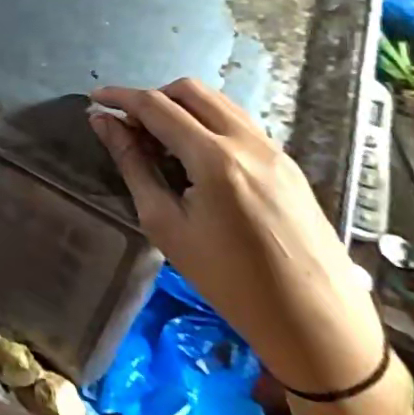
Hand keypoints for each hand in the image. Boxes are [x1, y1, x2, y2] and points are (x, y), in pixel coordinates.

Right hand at [91, 80, 386, 394]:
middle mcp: (246, 140)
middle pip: (189, 90)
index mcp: (214, 158)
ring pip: (217, 101)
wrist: (317, 324)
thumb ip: (133, 166)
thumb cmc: (231, 283)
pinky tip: (196, 157)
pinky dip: (207, 122)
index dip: (121, 97)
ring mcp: (273, 148)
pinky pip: (238, 122)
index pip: (157, 106)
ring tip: (160, 140)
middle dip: (153, 96)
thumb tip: (104, 124)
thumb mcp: (167, 227)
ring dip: (181, 106)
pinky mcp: (287, 162)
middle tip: (130, 126)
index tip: (95, 99)